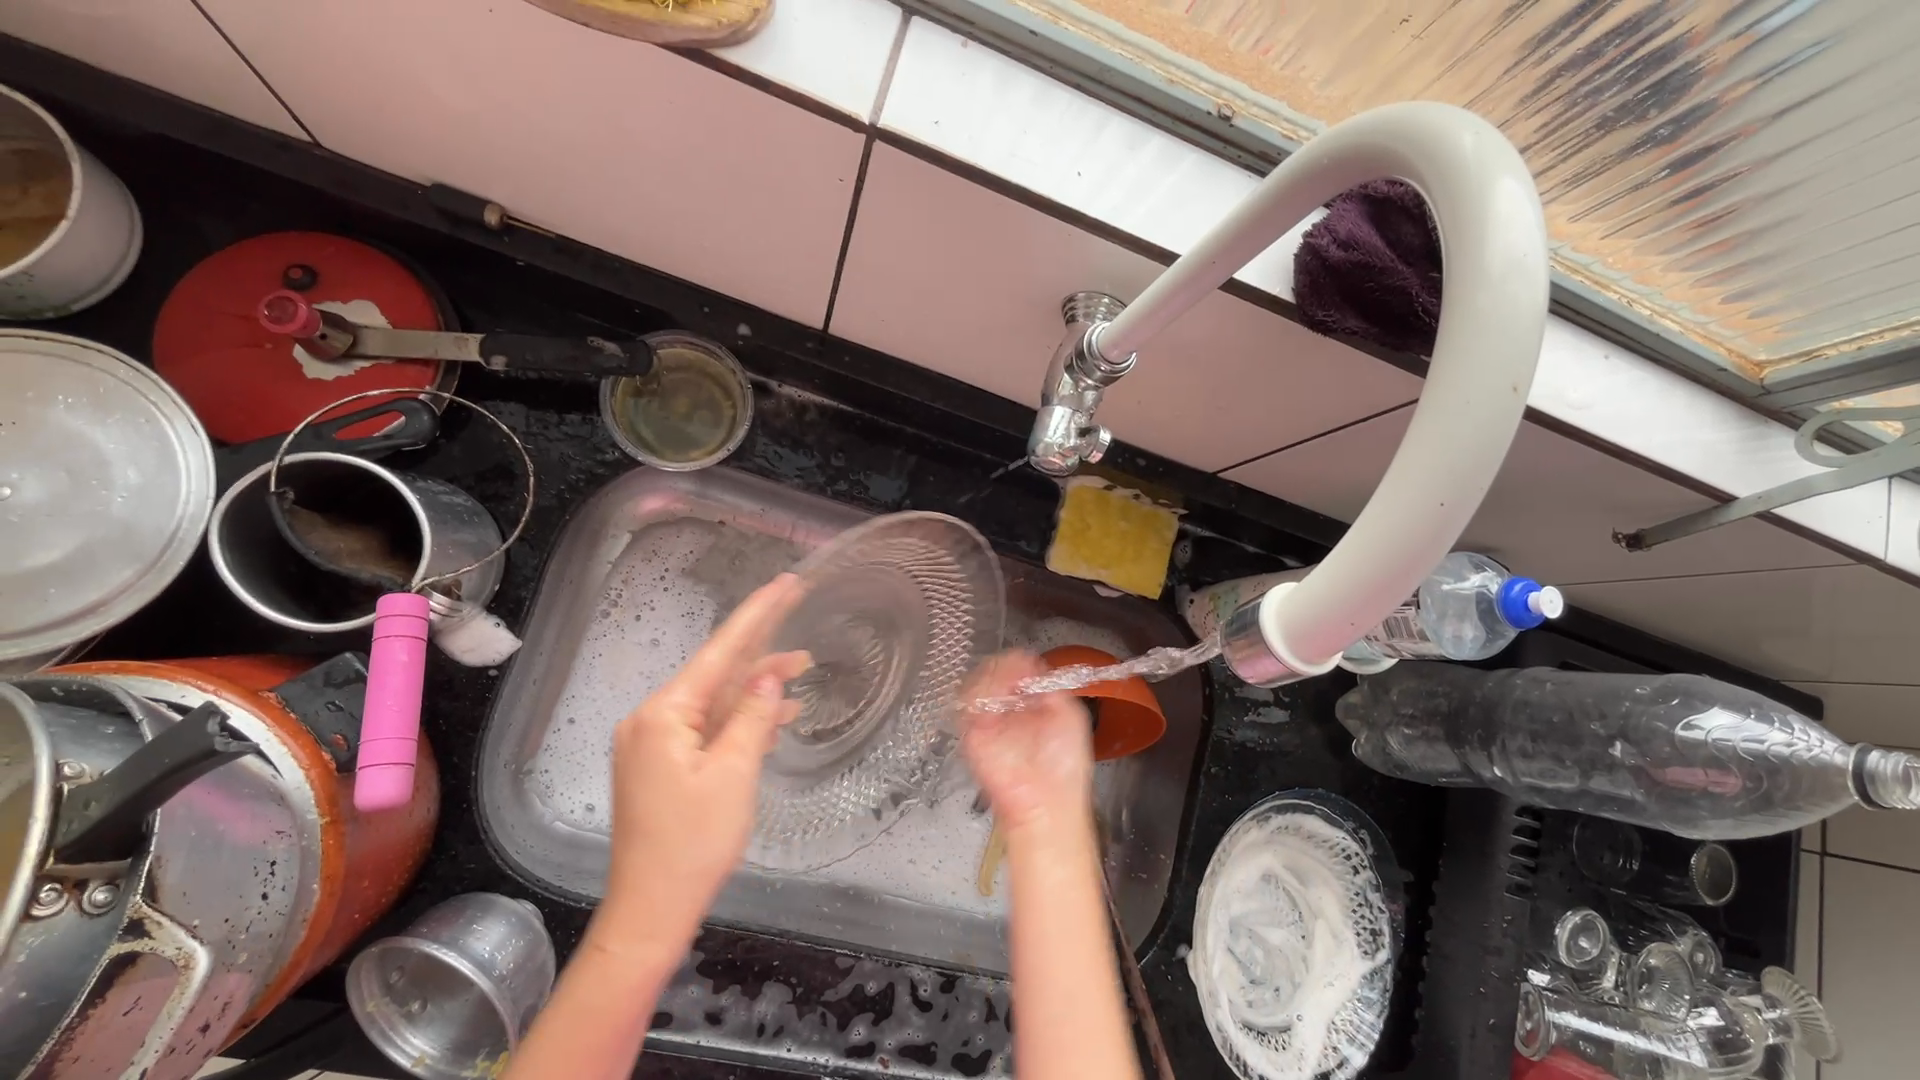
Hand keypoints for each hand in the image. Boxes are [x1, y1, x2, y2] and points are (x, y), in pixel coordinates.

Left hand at [601, 573, 809, 946]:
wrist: (651, 910)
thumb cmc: (694, 843)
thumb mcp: (735, 774)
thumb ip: (754, 716)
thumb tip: (770, 676)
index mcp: (664, 714)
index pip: (720, 651)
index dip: (758, 615)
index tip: (786, 584)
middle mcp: (652, 719)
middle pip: (717, 675)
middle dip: (763, 659)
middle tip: (808, 646)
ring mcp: (654, 745)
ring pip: (714, 704)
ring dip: (756, 695)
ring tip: (802, 679)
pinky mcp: (661, 767)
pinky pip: (706, 731)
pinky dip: (740, 724)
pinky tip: (773, 722)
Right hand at [960, 651, 1094, 832]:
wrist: (1049, 802)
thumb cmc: (1063, 769)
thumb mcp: (1070, 716)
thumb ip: (1052, 687)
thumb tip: (1033, 665)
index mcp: (1027, 704)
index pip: (1014, 669)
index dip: (1018, 663)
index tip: (1028, 664)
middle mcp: (1005, 710)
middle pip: (991, 671)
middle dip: (1003, 666)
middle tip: (1018, 672)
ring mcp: (986, 721)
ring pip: (976, 683)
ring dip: (991, 676)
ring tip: (1010, 683)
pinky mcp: (972, 734)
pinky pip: (966, 705)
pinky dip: (979, 694)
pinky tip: (998, 696)